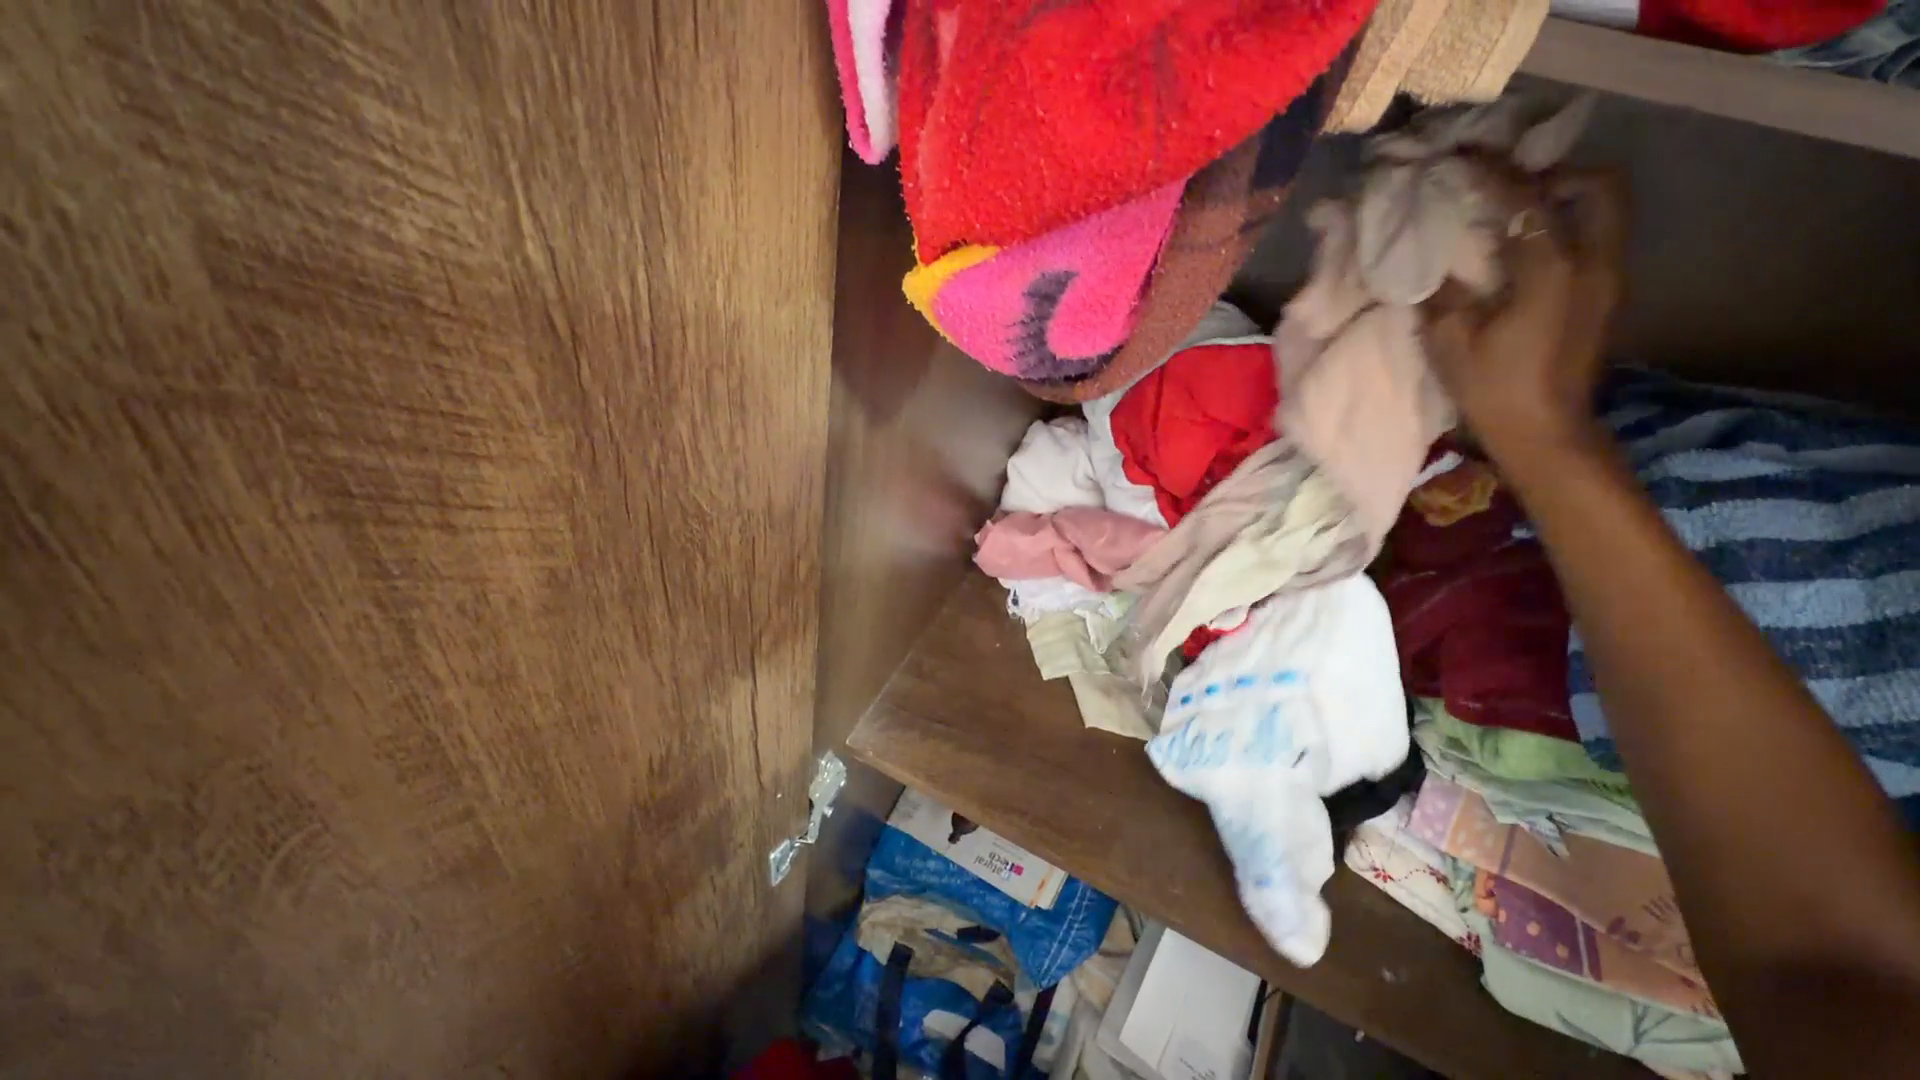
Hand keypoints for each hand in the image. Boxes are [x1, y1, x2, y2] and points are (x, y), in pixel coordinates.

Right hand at [1423, 170, 1626, 453]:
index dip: (1492, 173)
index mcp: (1552, 270)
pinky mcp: (1605, 298)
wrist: (1546, 435)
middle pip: (1598, 186)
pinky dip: (1565, 229)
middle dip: (1556, 173)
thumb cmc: (1494, 389)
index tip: (1463, 158)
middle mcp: (1592, 262)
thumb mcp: (1450, 341)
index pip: (1526, 199)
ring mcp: (1607, 280)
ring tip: (1516, 214)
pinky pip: (1594, 239)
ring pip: (1603, 211)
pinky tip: (1526, 251)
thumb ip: (1444, 291)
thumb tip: (1435, 262)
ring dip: (1565, 199)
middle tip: (1511, 185)